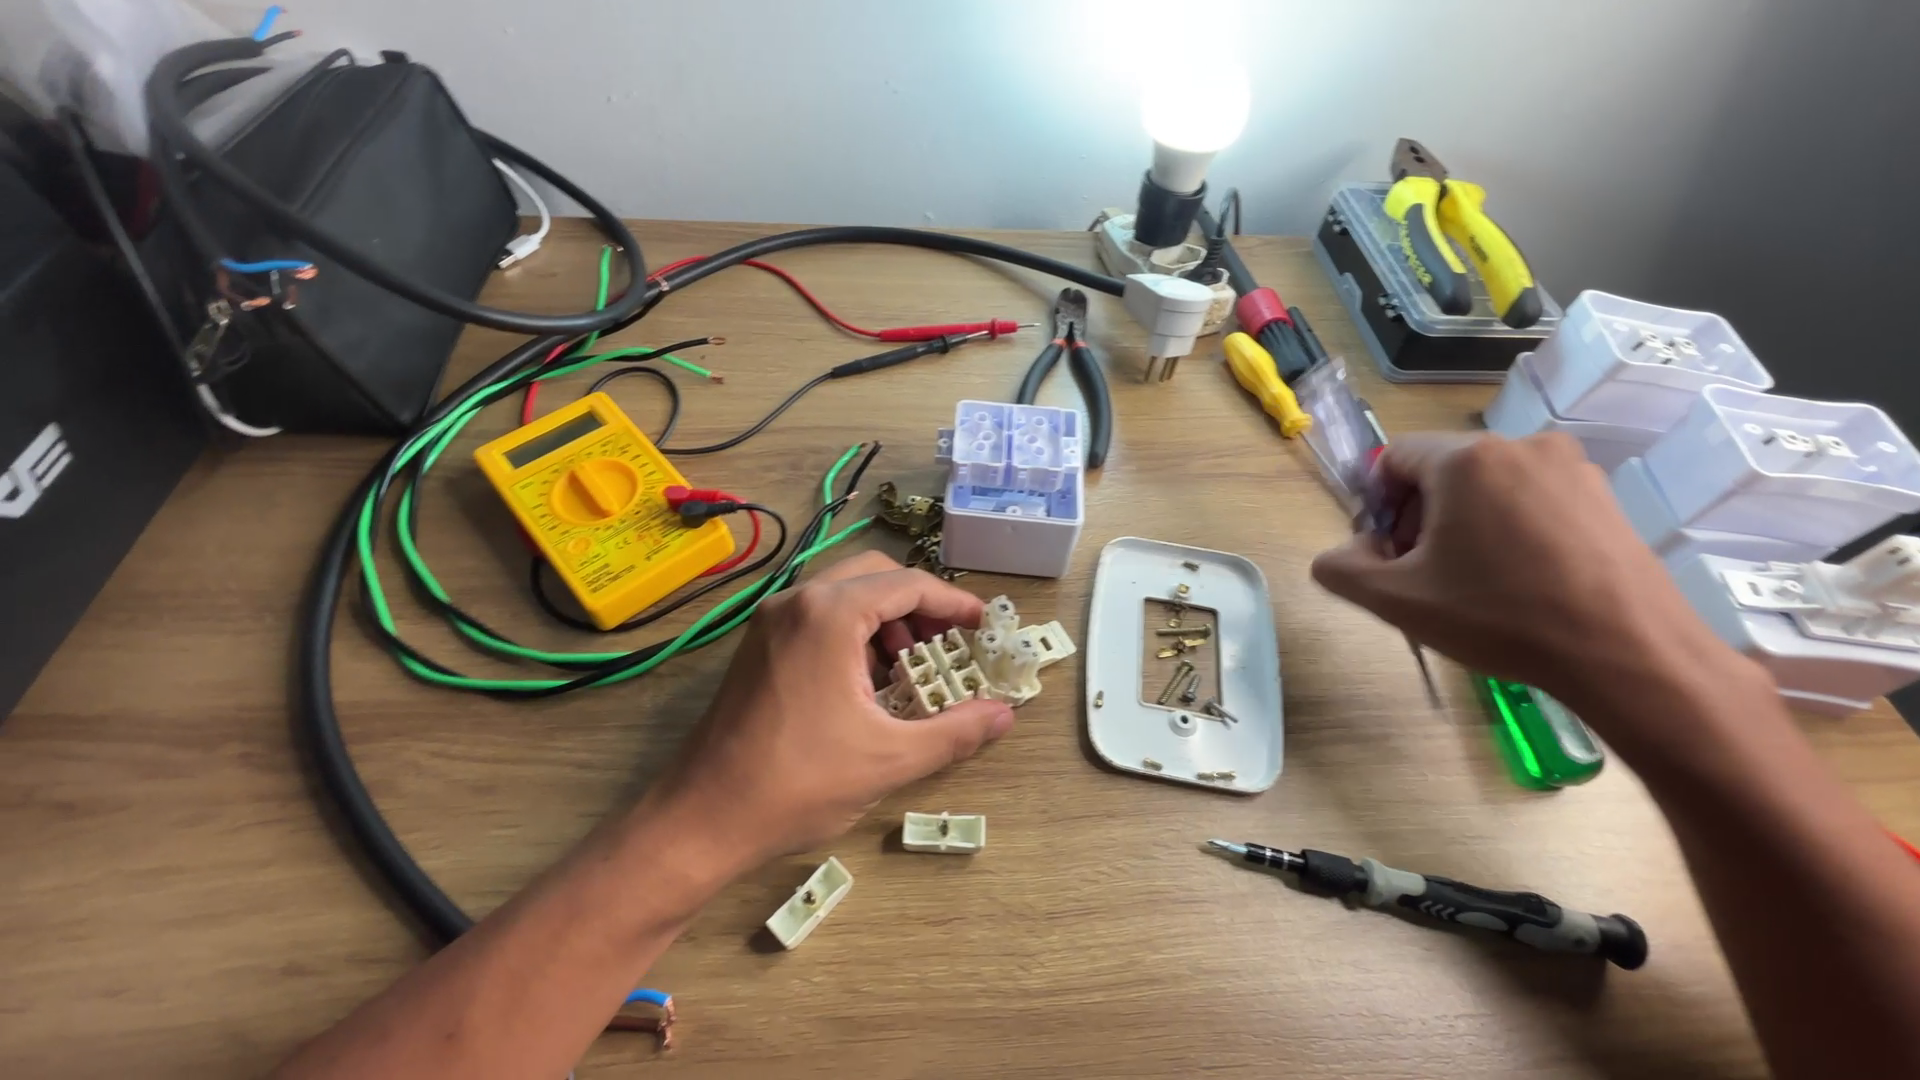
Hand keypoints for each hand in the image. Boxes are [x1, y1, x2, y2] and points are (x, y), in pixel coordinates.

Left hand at [649, 551, 1014, 868]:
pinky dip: (853, 631)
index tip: (982, 626)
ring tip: (909, 666)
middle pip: (875, 575)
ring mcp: (771, 621)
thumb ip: (955, 732)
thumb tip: (1005, 715)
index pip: (908, 584)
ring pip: (844, 592)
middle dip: (919, 603)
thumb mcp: (889, 759)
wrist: (702, 817)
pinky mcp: (758, 644)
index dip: (953, 602)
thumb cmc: (798, 784)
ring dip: (885, 617)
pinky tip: (867, 681)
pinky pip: (818, 615)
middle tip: (947, 642)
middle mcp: (796, 602)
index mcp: (829, 615)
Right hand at [1309, 432, 1742, 703]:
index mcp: (1466, 459)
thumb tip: (1336, 556)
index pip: (1393, 458)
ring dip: (1464, 525)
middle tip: (1426, 574)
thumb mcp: (1397, 601)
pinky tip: (1522, 582)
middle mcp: (1521, 446)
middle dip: (1420, 517)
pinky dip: (1511, 530)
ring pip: (1488, 486)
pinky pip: (1532, 500)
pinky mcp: (1604, 498)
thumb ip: (1341, 570)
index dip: (1377, 504)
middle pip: (1441, 470)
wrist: (1628, 654)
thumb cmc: (1500, 617)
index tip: (1389, 553)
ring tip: (1476, 583)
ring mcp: (1571, 469)